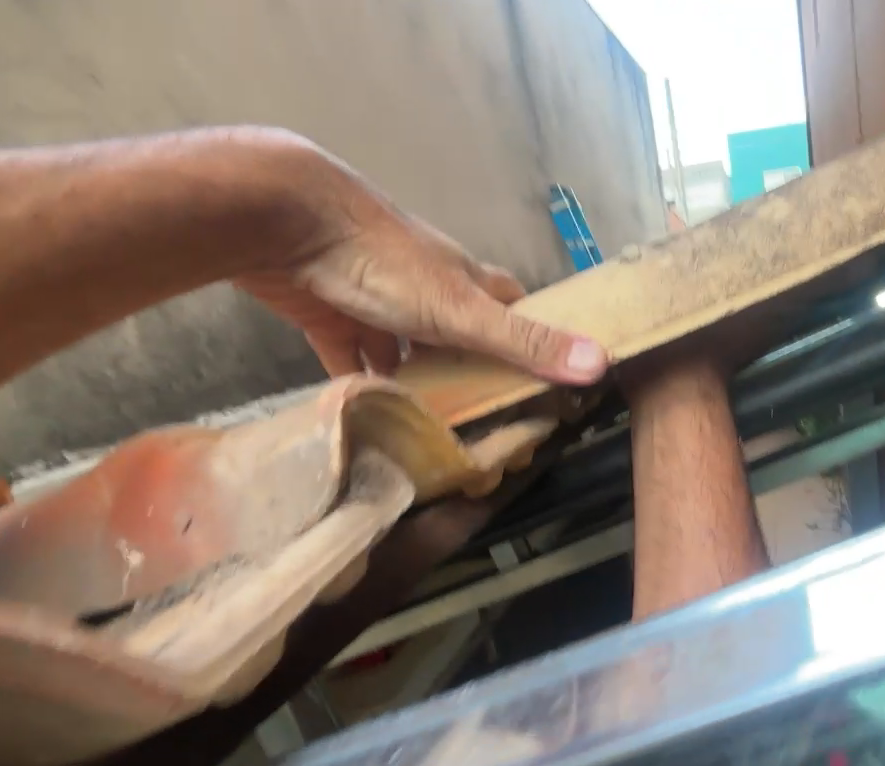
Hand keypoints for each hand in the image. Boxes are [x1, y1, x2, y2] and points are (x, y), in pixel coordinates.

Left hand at [237, 152, 607, 383]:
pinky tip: (366, 414)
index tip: (545, 371)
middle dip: (471, 367)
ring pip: (404, 347)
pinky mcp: (326, 310)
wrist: (283, 218)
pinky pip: (349, 354)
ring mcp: (373, 298)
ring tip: (430, 429)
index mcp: (463, 279)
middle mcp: (424, 285)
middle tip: (485, 417)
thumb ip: (525, 341)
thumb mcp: (463, 312)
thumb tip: (601, 363)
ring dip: (415, 380)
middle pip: (458, 330)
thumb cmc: (383, 261)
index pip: (509, 303)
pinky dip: (358, 381)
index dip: (530, 331)